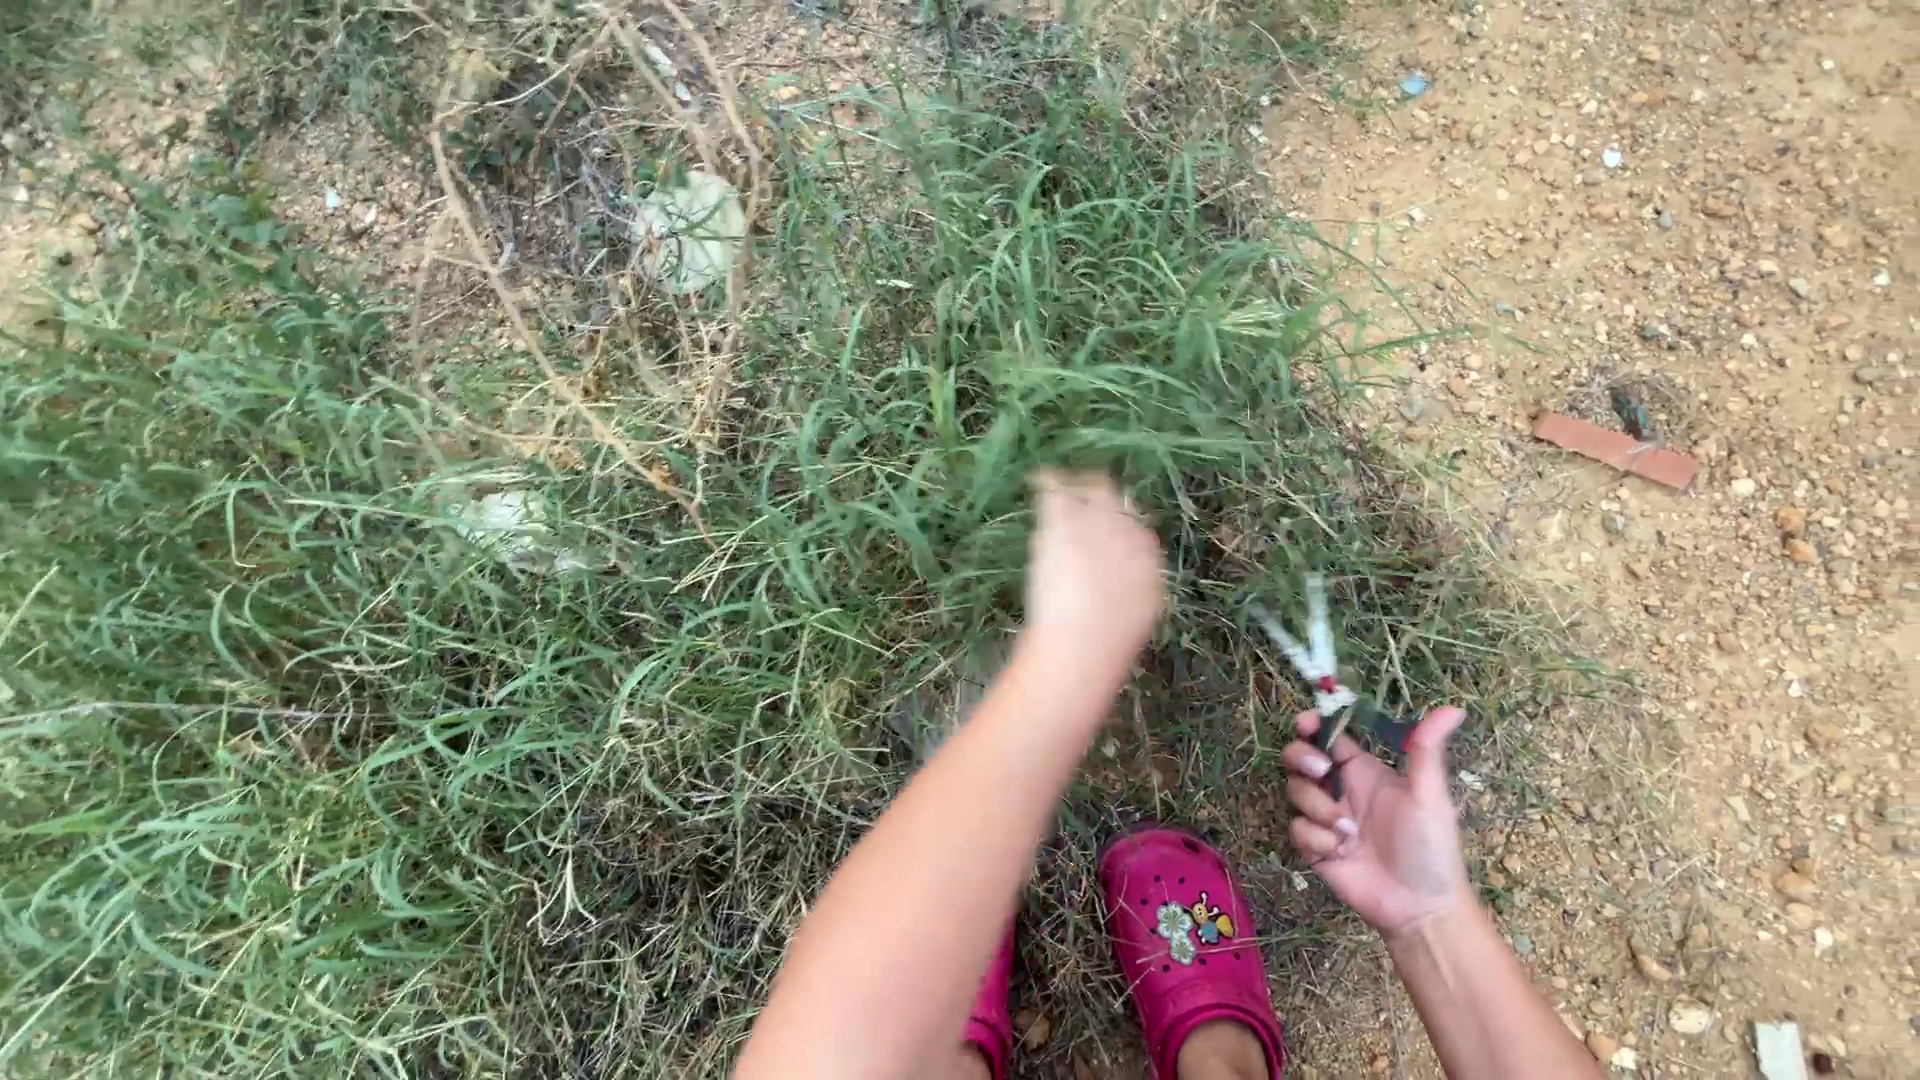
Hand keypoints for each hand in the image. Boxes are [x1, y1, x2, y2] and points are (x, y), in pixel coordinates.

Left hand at [1018, 469, 1164, 684]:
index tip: (1108, 531)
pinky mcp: (1066, 523)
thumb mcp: (1133, 618)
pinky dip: (1049, 484)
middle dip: (1104, 499)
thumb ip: (1131, 589)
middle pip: (1118, 505)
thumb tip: (1123, 582)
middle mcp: (1129, 534)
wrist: (1083, 642)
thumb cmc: (1106, 644)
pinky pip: (1059, 494)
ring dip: (1078, 489)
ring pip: (1091, 494)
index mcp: (1150, 562)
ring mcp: (1097, 525)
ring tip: (1064, 485)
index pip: (1139, 531)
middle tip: (1086, 497)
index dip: (1121, 528)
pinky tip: (1040, 477)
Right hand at [1281, 707, 1471, 941]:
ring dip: (1318, 808)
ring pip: (1295, 791)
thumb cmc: (1431, 848)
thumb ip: (1426, 751)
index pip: (1327, 736)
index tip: (1305, 724)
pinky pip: (1297, 828)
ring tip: (1348, 832)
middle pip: (1298, 757)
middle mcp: (1340, 789)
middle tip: (1322, 774)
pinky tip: (1341, 852)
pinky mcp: (1314, 845)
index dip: (1311, 725)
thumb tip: (1453, 708)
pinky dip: (1316, 839)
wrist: (1420, 908)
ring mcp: (1324, 817)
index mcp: (1363, 771)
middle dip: (1301, 759)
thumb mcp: (1429, 796)